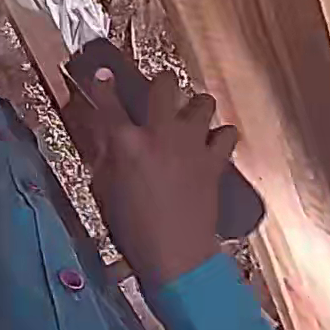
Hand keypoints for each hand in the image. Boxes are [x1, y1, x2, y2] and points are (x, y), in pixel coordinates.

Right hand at [64, 68, 238, 286]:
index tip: (103, 74)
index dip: (103, 85)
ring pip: (202, 102)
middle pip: (164, 86)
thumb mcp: (104, 189)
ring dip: (195, 106)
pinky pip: (226, 133)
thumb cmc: (132, 227)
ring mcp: (191, 145)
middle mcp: (160, 135)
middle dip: (162, 82)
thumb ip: (105, 157)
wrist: (176, 255)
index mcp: (126, 143)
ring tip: (190, 116)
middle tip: (161, 89)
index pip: (110, 103)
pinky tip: (211, 143)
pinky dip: (219, 135)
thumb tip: (108, 138)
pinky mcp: (214, 161)